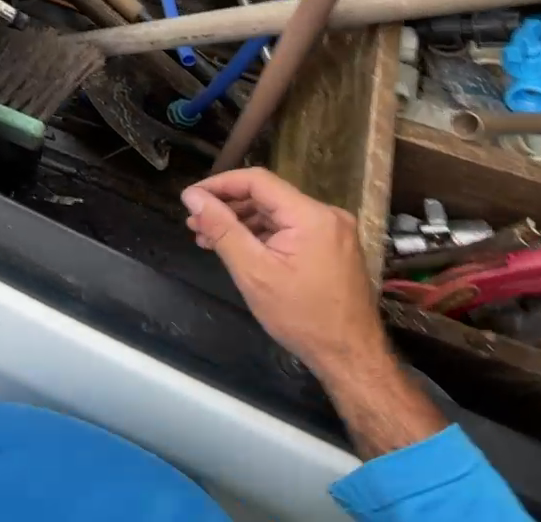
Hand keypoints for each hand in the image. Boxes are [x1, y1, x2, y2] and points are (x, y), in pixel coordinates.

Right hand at [181, 168, 389, 378]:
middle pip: (266, 196)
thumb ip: (221, 228)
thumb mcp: (252, 271)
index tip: (189, 198)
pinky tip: (237, 248)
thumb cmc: (301, 316)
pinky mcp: (331, 247)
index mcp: (311, 216)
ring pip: (275, 213)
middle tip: (194, 222)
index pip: (256, 181)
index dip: (218, 184)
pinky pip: (288, 229)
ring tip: (208, 237)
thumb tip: (191, 196)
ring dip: (240, 222)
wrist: (352, 359)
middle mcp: (327, 215)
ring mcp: (332, 232)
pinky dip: (260, 235)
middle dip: (226, 206)